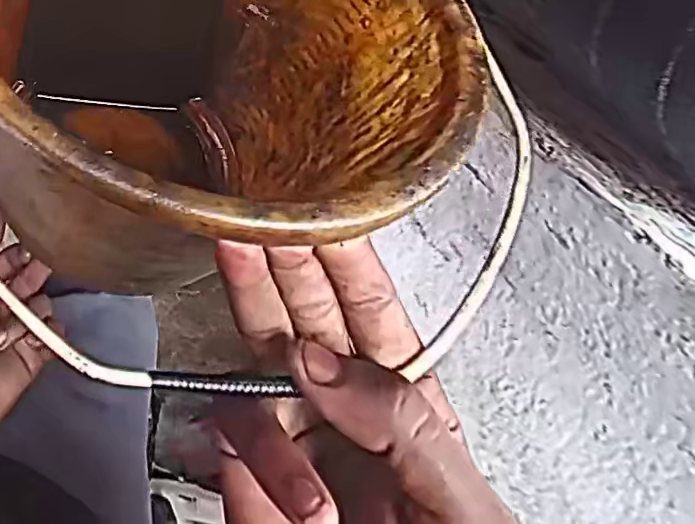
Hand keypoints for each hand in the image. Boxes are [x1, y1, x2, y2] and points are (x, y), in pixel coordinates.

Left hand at [0, 217, 60, 487]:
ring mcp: (23, 325)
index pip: (10, 256)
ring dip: (30, 314)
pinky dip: (49, 334)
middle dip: (35, 272)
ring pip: (44, 302)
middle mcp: (7, 301)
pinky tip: (34, 340)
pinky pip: (56, 332)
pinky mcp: (37, 350)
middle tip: (36, 272)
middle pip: (33, 275)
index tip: (34, 234)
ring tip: (8, 333)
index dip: (21, 247)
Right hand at [210, 239, 514, 523]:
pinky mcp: (253, 481)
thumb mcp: (463, 499)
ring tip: (314, 506)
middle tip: (244, 226)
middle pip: (290, 315)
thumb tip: (314, 360)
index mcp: (398, 393)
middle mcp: (335, 402)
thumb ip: (399, 419)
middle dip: (267, 269)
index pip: (363, 302)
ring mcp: (292, 439)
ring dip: (267, 432)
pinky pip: (231, 455)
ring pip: (249, 385)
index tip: (310, 202)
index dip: (336, 249)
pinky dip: (250, 480)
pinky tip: (282, 509)